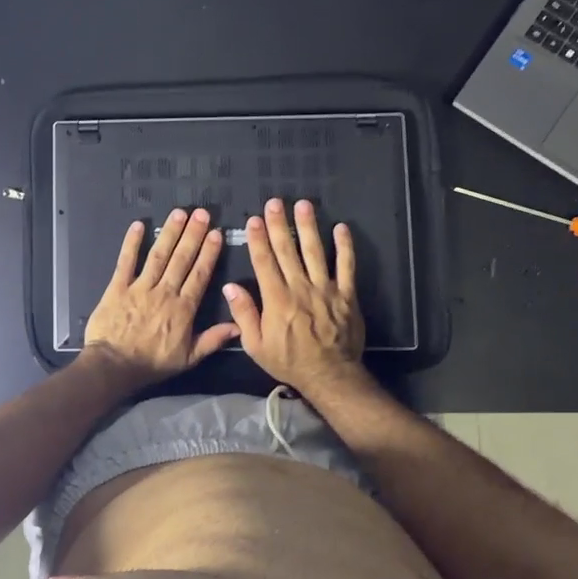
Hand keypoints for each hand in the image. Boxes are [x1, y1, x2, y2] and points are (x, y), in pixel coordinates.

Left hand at [81, 208, 238, 384]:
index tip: (217, 233)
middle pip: (181, 259)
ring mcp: (140, 287)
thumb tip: (239, 327)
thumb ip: (213, 340)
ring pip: (158, 255)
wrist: (114, 366)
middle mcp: (164, 292)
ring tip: (179, 213)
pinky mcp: (118, 287)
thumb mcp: (188, 358)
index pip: (200, 275)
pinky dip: (132, 243)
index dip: (208, 253)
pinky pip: (125, 261)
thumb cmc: (152, 363)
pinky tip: (138, 225)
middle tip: (202, 213)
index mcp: (183, 308)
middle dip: (193, 235)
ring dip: (169, 233)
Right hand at [223, 198, 364, 390]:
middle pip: (287, 250)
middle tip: (275, 202)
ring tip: (303, 205)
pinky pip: (346, 266)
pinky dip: (345, 247)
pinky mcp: (347, 295)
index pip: (264, 262)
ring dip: (308, 227)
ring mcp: (325, 289)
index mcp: (276, 299)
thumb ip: (244, 315)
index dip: (258, 239)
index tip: (254, 220)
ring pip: (315, 252)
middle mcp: (300, 288)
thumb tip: (230, 287)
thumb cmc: (289, 362)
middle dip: (279, 224)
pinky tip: (341, 228)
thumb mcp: (256, 345)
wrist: (330, 375)